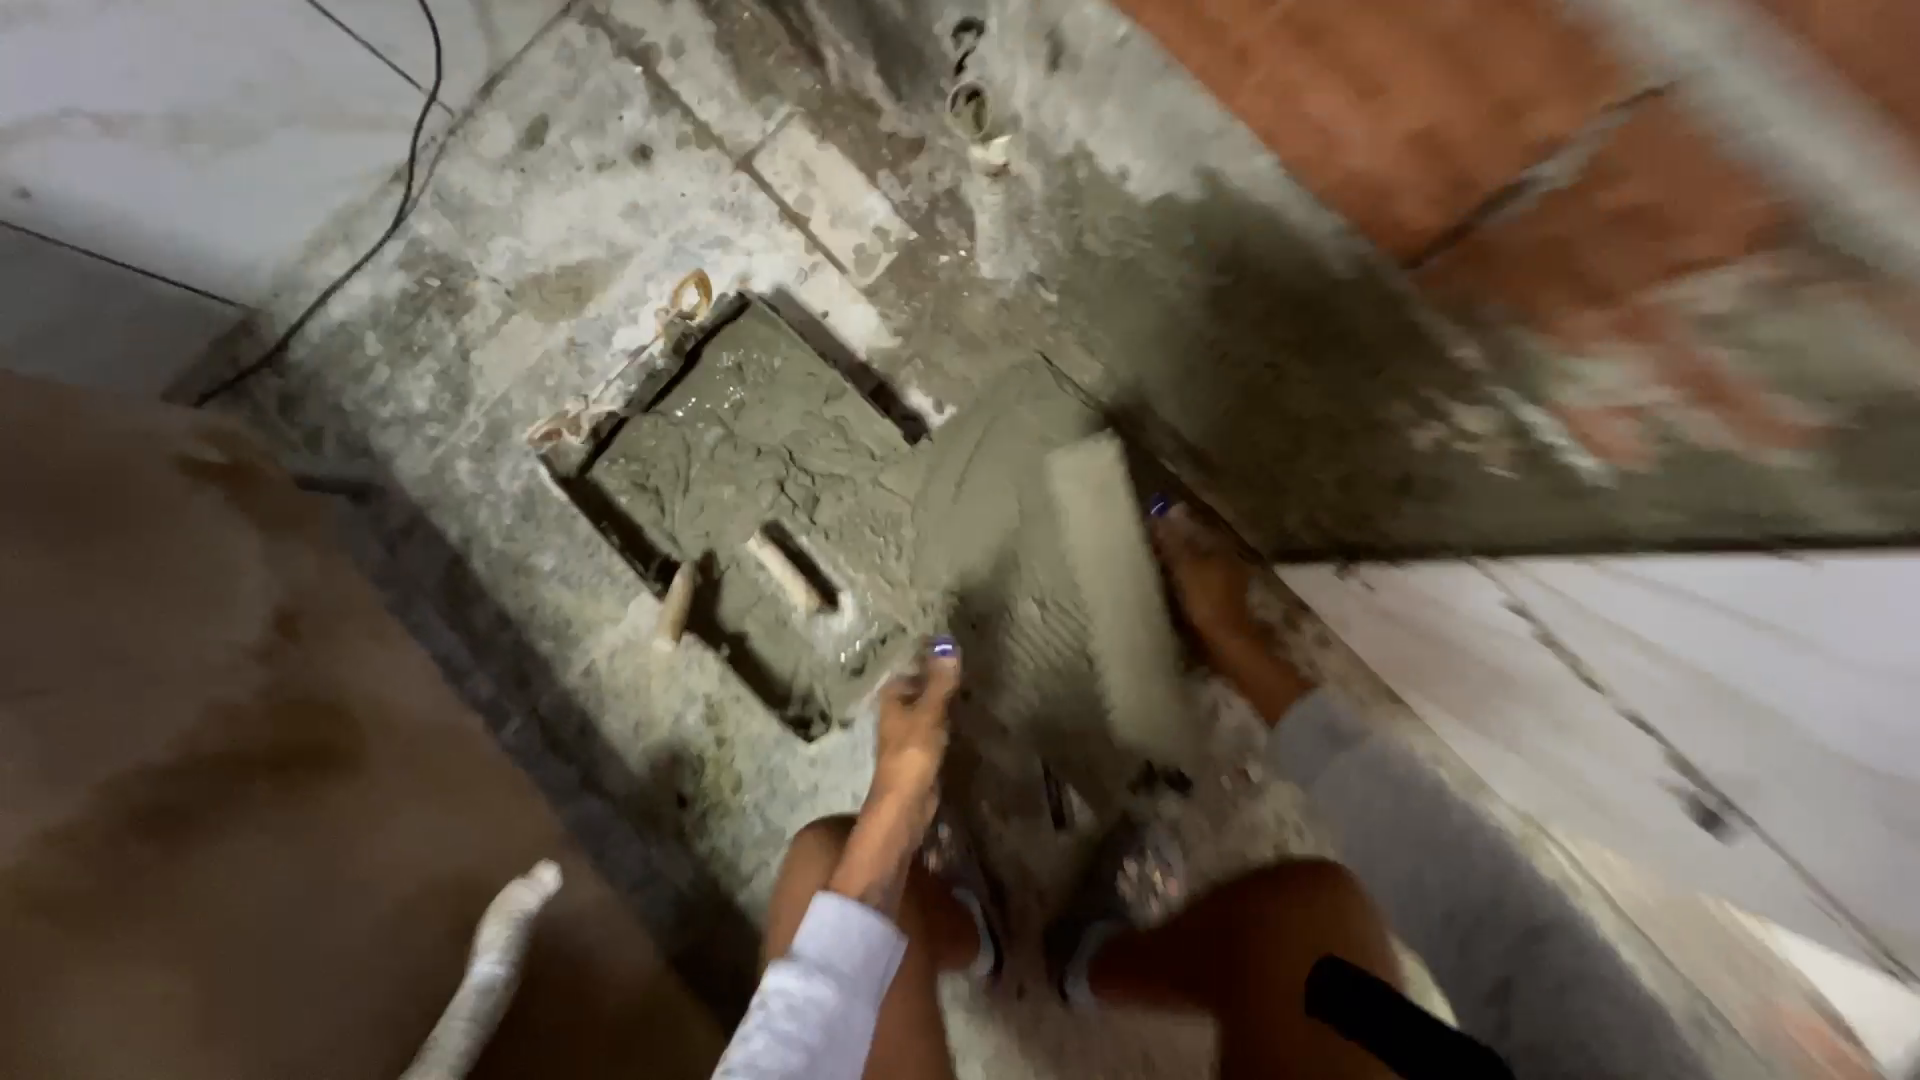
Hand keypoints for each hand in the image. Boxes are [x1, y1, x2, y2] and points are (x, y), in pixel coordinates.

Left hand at [871, 637, 961, 814]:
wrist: (906, 801)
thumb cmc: (912, 750)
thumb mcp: (930, 711)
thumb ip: (940, 680)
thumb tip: (950, 644)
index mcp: (892, 695)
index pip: (914, 666)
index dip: (933, 657)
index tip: (959, 645)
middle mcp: (897, 709)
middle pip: (923, 686)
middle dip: (944, 678)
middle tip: (974, 664)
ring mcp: (909, 730)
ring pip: (932, 706)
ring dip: (949, 700)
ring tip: (977, 684)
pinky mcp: (922, 749)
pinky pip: (939, 725)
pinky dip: (951, 720)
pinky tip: (970, 715)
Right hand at [1150, 501, 1260, 651]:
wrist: (1224, 641)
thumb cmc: (1205, 599)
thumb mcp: (1184, 566)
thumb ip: (1172, 540)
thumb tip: (1161, 515)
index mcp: (1221, 548)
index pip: (1193, 527)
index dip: (1171, 526)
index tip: (1149, 530)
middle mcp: (1226, 561)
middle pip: (1195, 547)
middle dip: (1173, 546)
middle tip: (1147, 549)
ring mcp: (1225, 583)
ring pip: (1195, 566)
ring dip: (1176, 565)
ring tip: (1152, 568)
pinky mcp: (1218, 602)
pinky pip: (1195, 584)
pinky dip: (1181, 582)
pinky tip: (1166, 588)